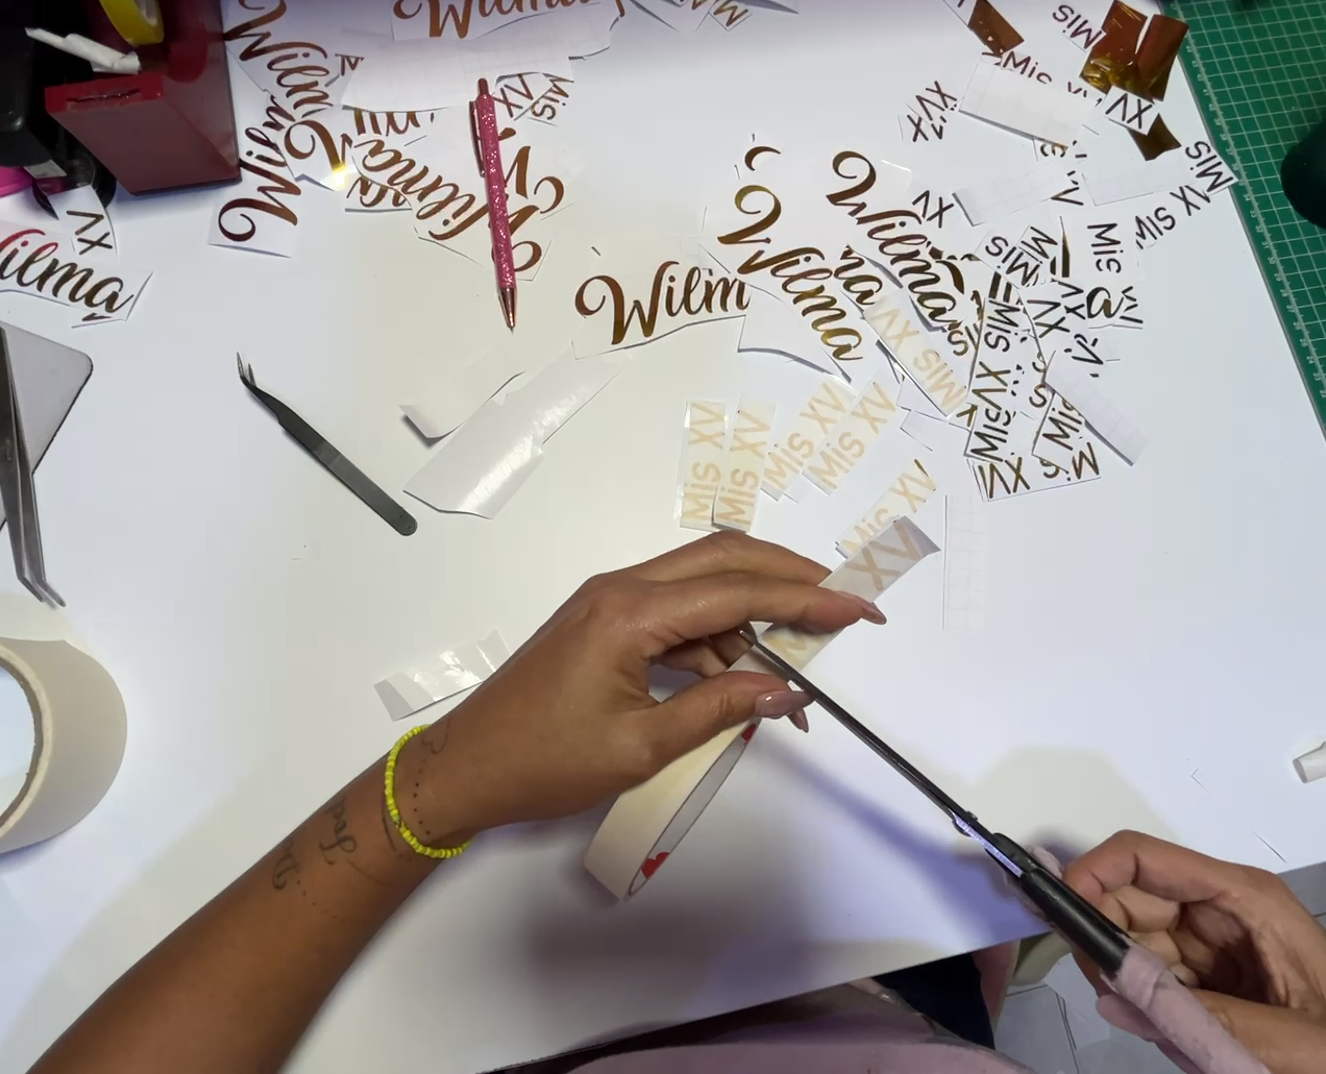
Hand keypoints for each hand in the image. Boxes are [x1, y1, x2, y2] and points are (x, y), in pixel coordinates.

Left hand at [392, 531, 881, 845]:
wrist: (467, 767)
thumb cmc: (545, 761)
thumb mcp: (643, 745)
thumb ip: (720, 709)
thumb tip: (784, 692)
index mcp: (630, 612)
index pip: (737, 591)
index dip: (805, 599)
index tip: (858, 608)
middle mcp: (622, 588)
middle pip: (722, 558)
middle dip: (786, 576)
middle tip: (840, 602)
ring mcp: (610, 600)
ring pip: (700, 585)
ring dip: (749, 617)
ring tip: (790, 667)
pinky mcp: (604, 621)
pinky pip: (674, 614)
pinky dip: (712, 638)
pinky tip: (735, 679)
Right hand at [1063, 831, 1325, 1073]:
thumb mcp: (1319, 1053)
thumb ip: (1214, 1024)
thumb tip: (1108, 990)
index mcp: (1242, 897)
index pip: (1139, 856)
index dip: (1089, 873)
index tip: (1061, 921)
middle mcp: (1218, 910)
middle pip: (1123, 900)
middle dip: (1107, 944)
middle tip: (1119, 999)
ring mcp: (1210, 947)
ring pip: (1129, 944)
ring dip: (1134, 988)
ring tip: (1181, 1040)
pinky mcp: (1207, 982)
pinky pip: (1152, 982)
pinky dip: (1152, 1011)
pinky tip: (1187, 1045)